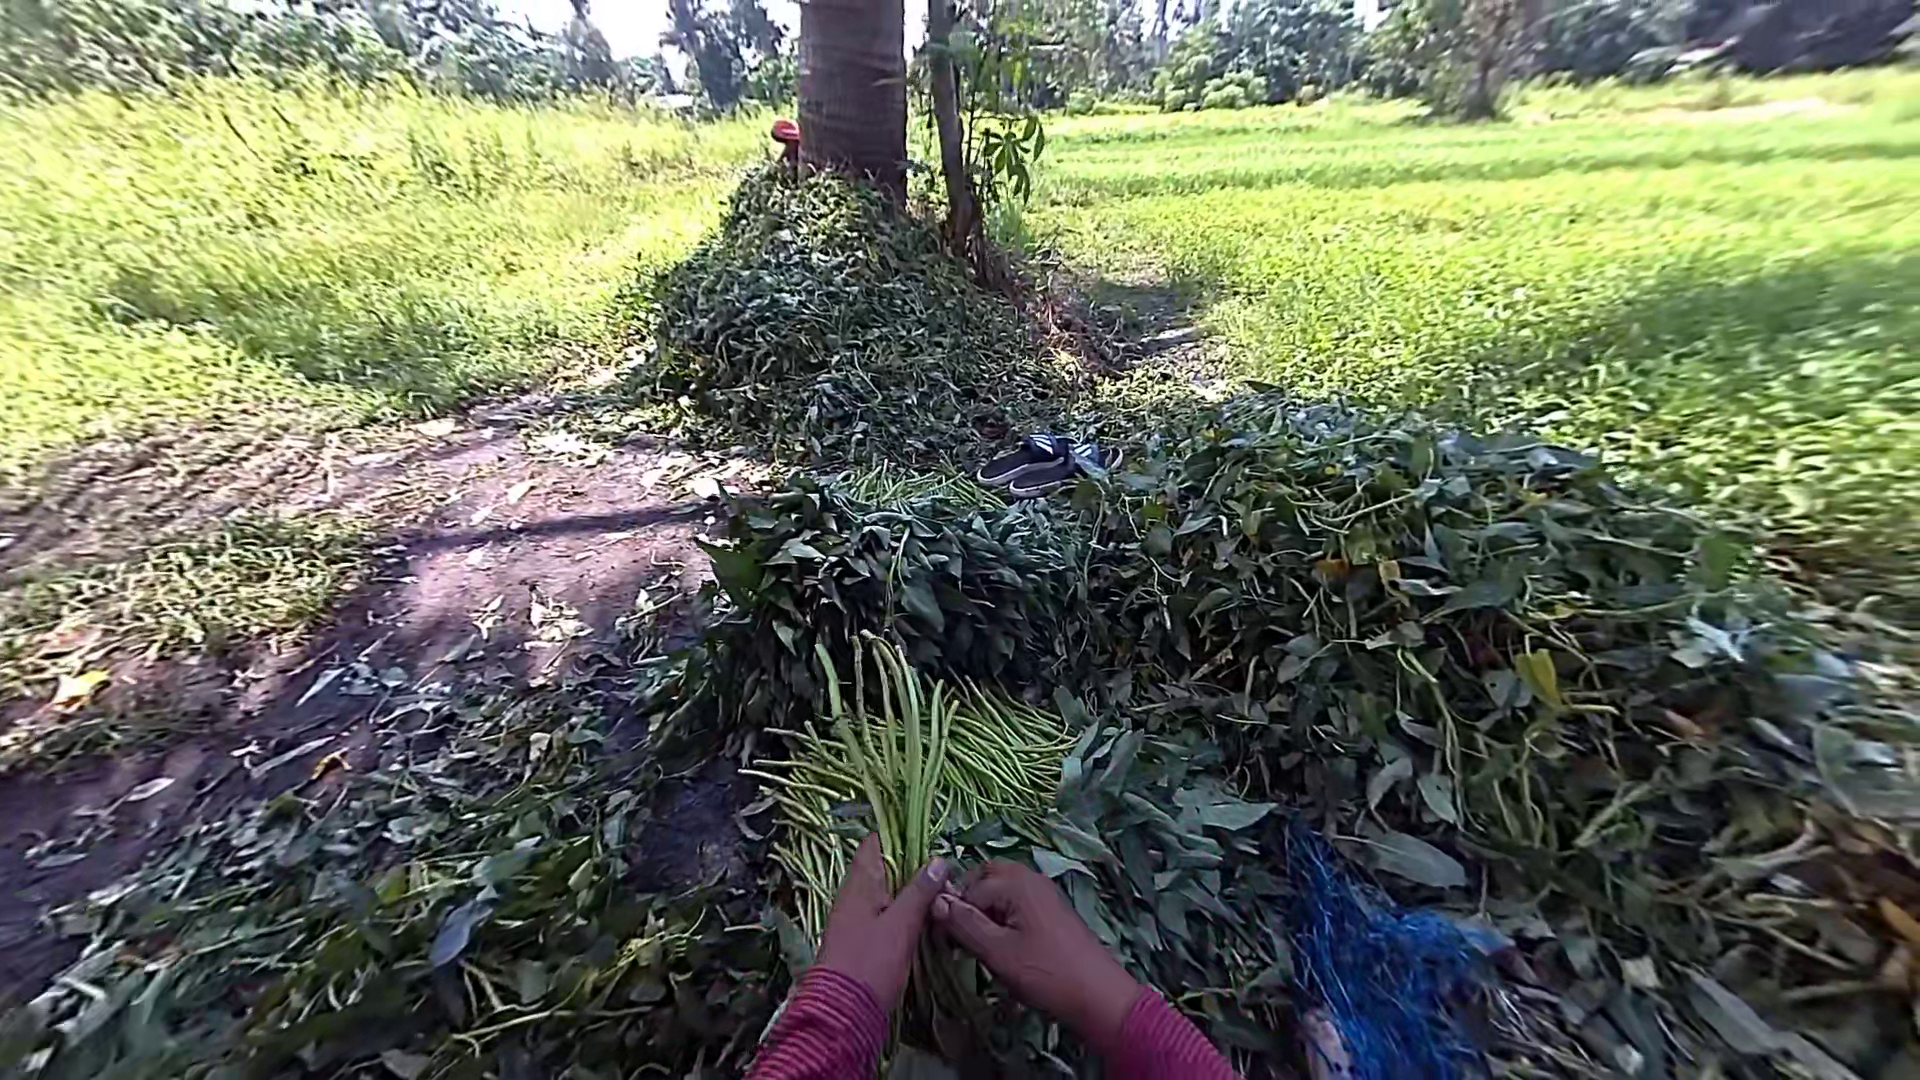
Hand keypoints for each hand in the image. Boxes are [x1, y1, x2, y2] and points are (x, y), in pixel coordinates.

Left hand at [814, 834, 949, 1006]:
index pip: (877, 841)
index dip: (902, 835)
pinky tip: (930, 919)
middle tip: (945, 873)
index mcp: (861, 880)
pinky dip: (908, 911)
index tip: (930, 841)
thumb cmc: (870, 963)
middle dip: (916, 866)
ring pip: (891, 890)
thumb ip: (919, 890)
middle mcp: (857, 892)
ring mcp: (861, 916)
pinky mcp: (867, 938)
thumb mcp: (901, 924)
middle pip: (888, 865)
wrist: (842, 1019)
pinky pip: (890, 912)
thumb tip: (939, 859)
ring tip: (943, 895)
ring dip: (915, 891)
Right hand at [931, 861, 1143, 1053]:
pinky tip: (1003, 942)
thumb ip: (965, 925)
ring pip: (1001, 887)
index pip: (969, 888)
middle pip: (985, 877)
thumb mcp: (998, 952)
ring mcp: (1041, 890)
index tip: (948, 943)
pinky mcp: (1049, 906)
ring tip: (981, 943)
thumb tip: (935, 901)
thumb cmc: (1045, 972)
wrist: (1098, 995)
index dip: (954, 913)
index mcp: (1014, 881)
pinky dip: (1003, 912)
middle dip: (969, 902)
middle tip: (962, 937)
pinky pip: (1016, 898)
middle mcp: (1028, 876)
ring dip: (985, 908)